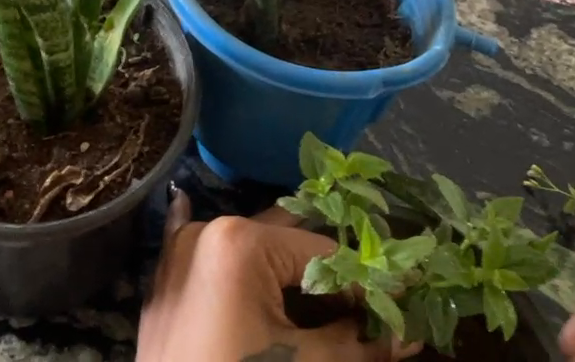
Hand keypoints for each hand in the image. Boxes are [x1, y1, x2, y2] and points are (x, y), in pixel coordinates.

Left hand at [138, 189, 414, 361]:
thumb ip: (360, 343)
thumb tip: (409, 333)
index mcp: (239, 240)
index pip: (324, 253)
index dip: (366, 283)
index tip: (402, 300)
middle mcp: (206, 230)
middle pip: (288, 246)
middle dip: (331, 276)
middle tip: (371, 306)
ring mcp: (179, 253)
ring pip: (253, 251)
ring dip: (292, 275)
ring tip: (333, 306)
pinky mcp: (165, 282)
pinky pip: (211, 259)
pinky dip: (242, 267)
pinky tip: (262, 273)